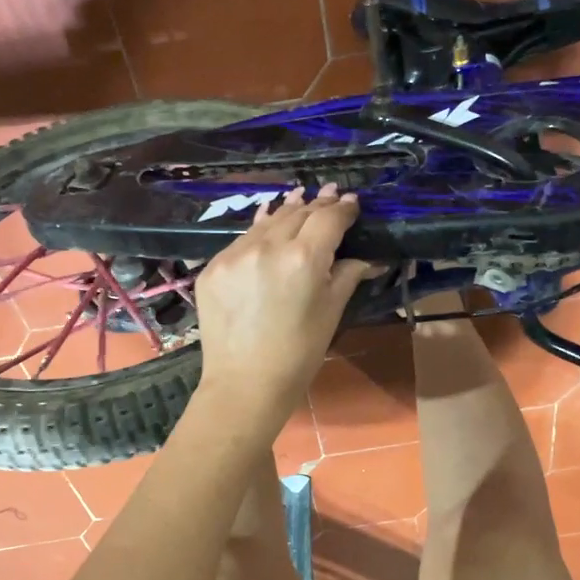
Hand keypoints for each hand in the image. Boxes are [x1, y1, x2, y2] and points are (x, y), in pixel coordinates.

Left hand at [194, 184, 372, 421]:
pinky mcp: (213, 267)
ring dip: (287, 210)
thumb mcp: (331, 313)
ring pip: (266, 222)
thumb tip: (367, 259)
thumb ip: (346, 276)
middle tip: (331, 194)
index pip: (328, 219)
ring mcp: (235, 255)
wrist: (244, 385)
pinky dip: (259, 232)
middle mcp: (267, 247)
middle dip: (317, 204)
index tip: (353, 203)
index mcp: (303, 258)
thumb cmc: (298, 355)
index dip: (343, 209)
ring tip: (300, 196)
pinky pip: (241, 241)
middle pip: (297, 213)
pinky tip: (267, 224)